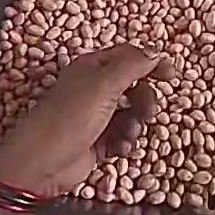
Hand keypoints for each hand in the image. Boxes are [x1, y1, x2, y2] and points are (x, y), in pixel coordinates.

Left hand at [0, 45, 174, 198]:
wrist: (43, 161)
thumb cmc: (71, 116)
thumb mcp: (105, 84)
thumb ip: (133, 66)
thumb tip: (155, 53)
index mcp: (93, 67)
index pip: (128, 56)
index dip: (150, 63)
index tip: (171, 75)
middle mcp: (94, 88)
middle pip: (133, 87)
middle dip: (144, 100)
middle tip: (146, 111)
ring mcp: (95, 116)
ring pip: (130, 114)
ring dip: (134, 124)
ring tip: (126, 134)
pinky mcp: (96, 141)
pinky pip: (122, 137)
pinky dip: (124, 142)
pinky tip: (118, 149)